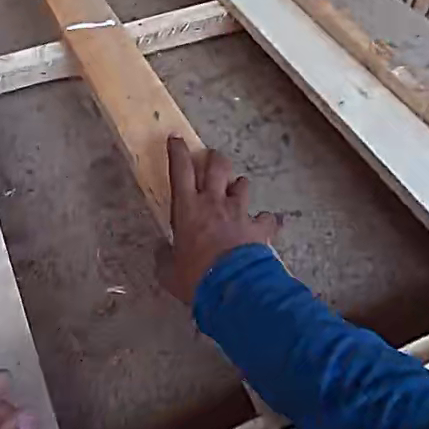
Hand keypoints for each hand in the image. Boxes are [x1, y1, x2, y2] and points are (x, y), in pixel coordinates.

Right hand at [163, 136, 282, 304]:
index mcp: (188, 208)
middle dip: (214, 158)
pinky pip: (267, 218)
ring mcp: (239, 212)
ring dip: (238, 186)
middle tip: (211, 159)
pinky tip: (267, 224)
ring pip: (242, 184)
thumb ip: (164, 258)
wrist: (232, 288)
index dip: (177, 151)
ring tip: (236, 192)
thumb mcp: (169, 272)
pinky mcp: (259, 227)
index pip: (180, 170)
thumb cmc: (195, 277)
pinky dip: (267, 220)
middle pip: (216, 166)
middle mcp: (214, 202)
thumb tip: (161, 251)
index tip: (176, 139)